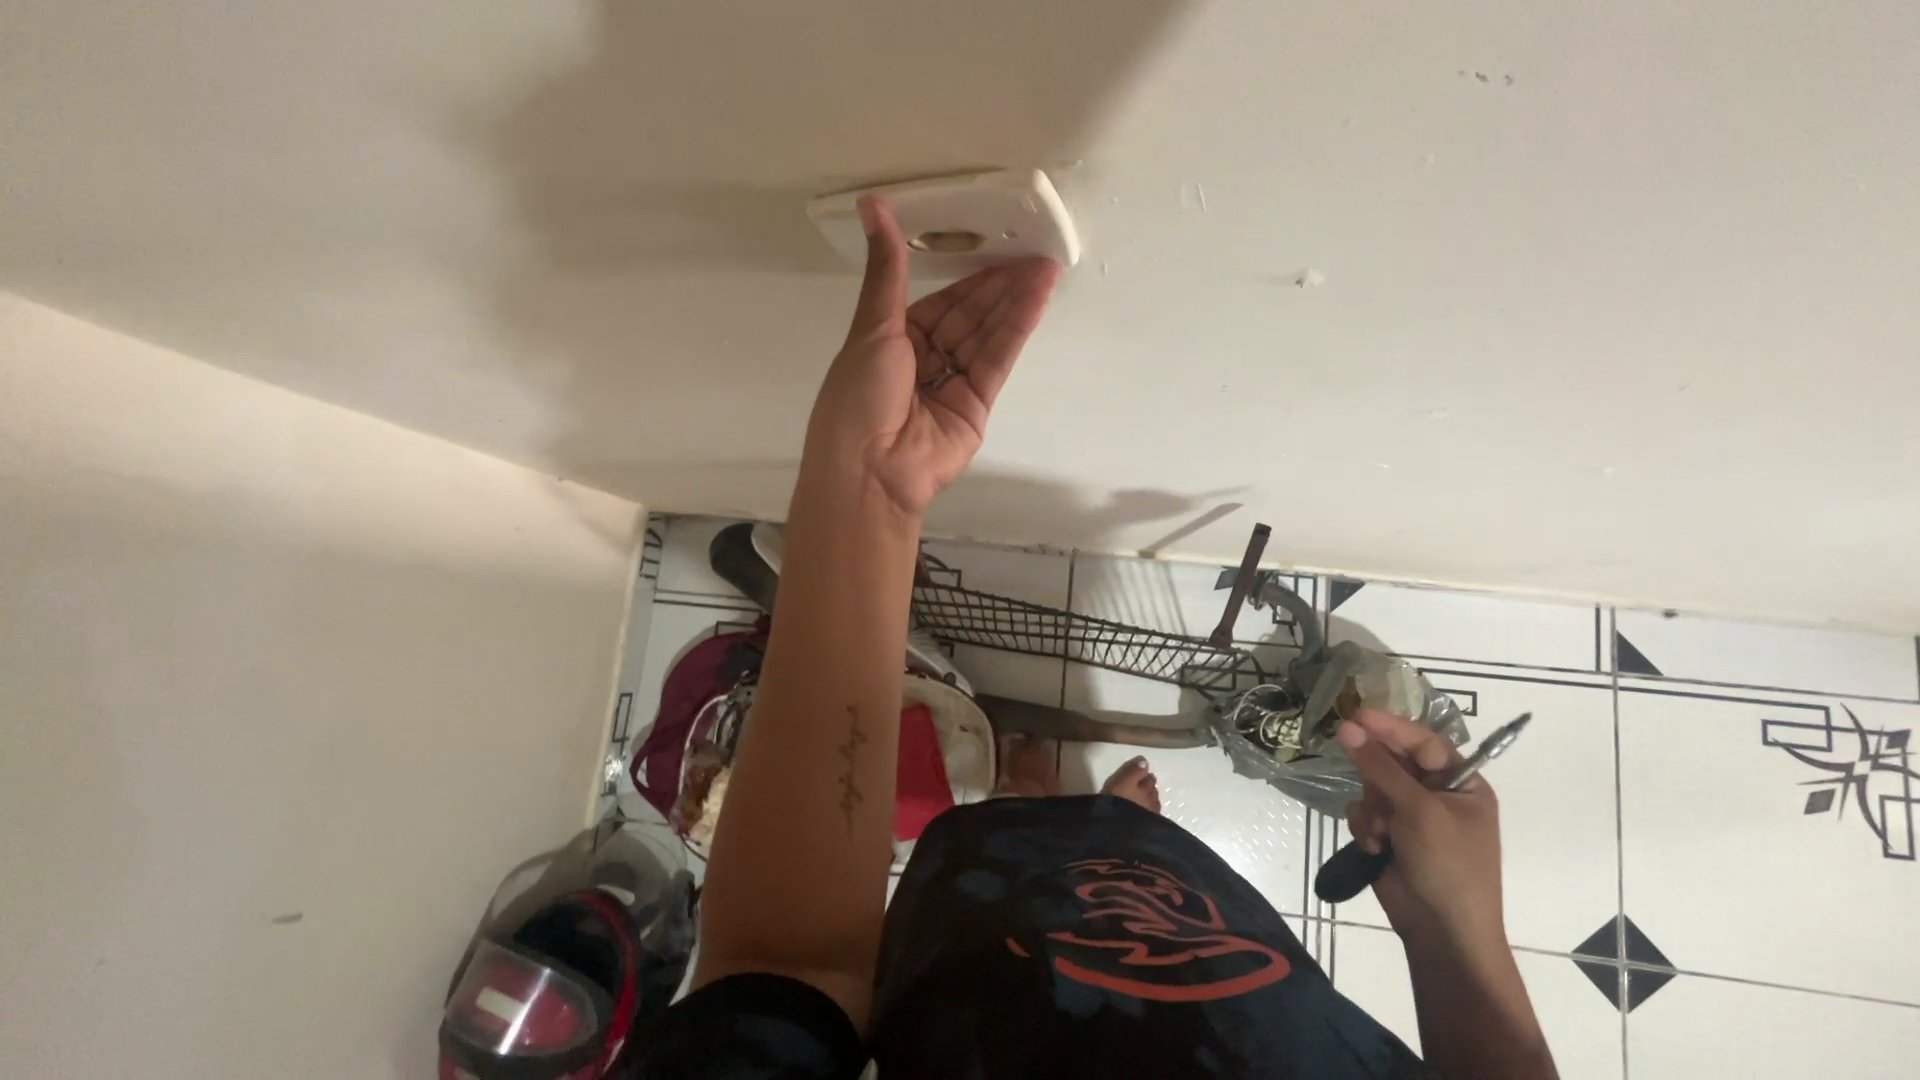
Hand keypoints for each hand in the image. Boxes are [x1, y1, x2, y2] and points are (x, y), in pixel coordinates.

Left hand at [803, 197, 1061, 518]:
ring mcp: (953, 385)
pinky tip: (1036, 302)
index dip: (969, 277)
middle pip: (969, 317)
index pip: (941, 302)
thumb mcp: (872, 327)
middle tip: (1035, 253)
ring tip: (1045, 270)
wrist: (869, 470)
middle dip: (1000, 287)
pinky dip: (1015, 332)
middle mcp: (925, 362)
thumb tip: (871, 204)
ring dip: (1015, 305)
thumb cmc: (858, 397)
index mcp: (894, 342)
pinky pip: (996, 362)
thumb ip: (888, 270)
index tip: (999, 247)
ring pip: (986, 337)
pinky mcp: (976, 407)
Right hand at [1338, 708, 1506, 951]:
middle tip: (1346, 750)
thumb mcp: (1417, 810)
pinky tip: (1374, 846)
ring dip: (1371, 807)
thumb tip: (1346, 727)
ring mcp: (1411, 817)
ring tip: (1380, 831)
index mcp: (1463, 785)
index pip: (1424, 743)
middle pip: (1393, 761)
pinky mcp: (1388, 836)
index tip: (1356, 715)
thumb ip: (1379, 766)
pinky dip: (1365, 826)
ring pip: (1372, 787)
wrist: (1442, 931)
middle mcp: (1437, 796)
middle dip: (1376, 772)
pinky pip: (1364, 812)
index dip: (1391, 727)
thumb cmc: (1448, 865)